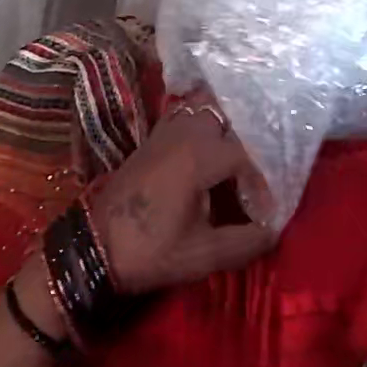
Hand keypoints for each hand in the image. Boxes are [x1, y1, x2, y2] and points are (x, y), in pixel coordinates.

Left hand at [92, 88, 276, 293]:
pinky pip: (182, 119)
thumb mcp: (203, 255)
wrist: (93, 249)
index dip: (260, 184)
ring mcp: (163, 134)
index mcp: (197, 156)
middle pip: (224, 115)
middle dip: (244, 140)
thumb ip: (246, 241)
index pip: (244, 156)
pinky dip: (199, 128)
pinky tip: (206, 157)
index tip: (263, 213)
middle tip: (253, 174)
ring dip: (222, 128)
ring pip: (201, 111)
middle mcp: (182, 134)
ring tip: (235, 161)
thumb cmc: (149, 251)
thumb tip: (273, 230)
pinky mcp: (150, 142)